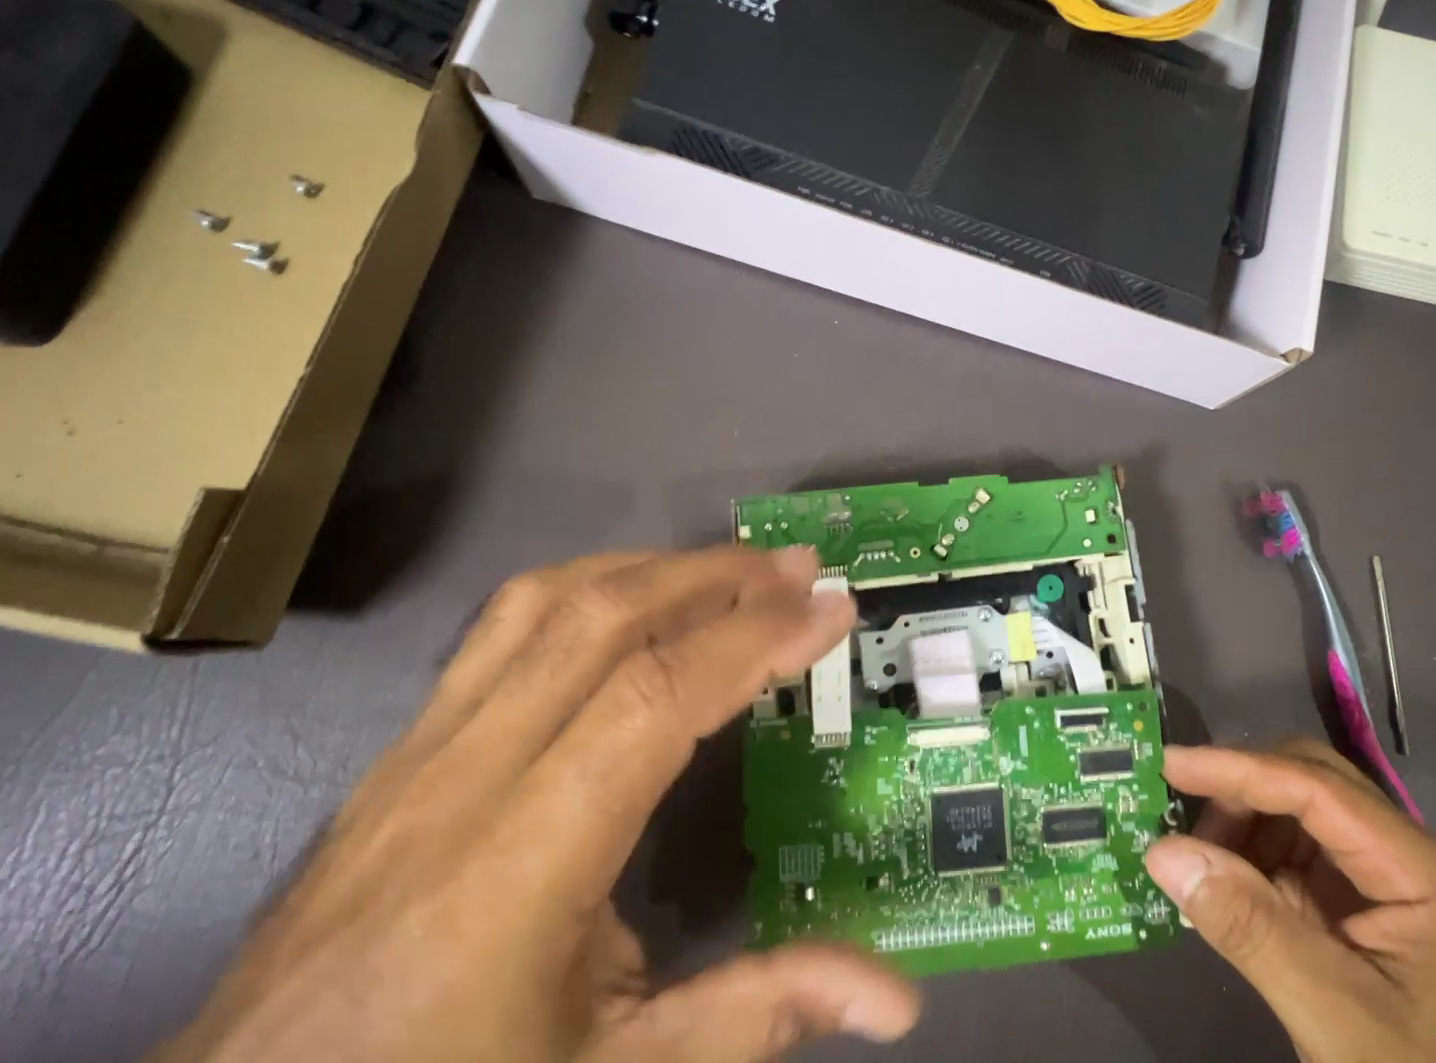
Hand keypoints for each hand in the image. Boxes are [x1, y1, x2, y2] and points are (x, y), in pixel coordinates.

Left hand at [151, 546, 919, 1062]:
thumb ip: (753, 1012)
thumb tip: (894, 1001)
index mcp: (515, 866)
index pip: (651, 699)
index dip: (751, 641)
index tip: (830, 611)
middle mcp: (457, 781)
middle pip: (593, 621)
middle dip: (711, 577)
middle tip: (799, 569)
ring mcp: (414, 759)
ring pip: (532, 609)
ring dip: (646, 569)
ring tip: (730, 572)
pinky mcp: (395, 761)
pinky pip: (495, 637)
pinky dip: (585, 594)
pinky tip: (629, 615)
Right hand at [1145, 741, 1435, 1062]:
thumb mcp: (1335, 1015)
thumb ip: (1250, 929)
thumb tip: (1163, 852)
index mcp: (1422, 870)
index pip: (1318, 788)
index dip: (1238, 770)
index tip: (1167, 766)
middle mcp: (1409, 857)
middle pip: (1314, 785)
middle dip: (1241, 794)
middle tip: (1177, 824)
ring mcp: (1390, 883)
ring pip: (1302, 816)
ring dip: (1244, 828)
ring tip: (1197, 868)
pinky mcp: (1369, 911)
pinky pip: (1301, 861)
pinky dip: (1255, 864)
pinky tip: (1226, 893)